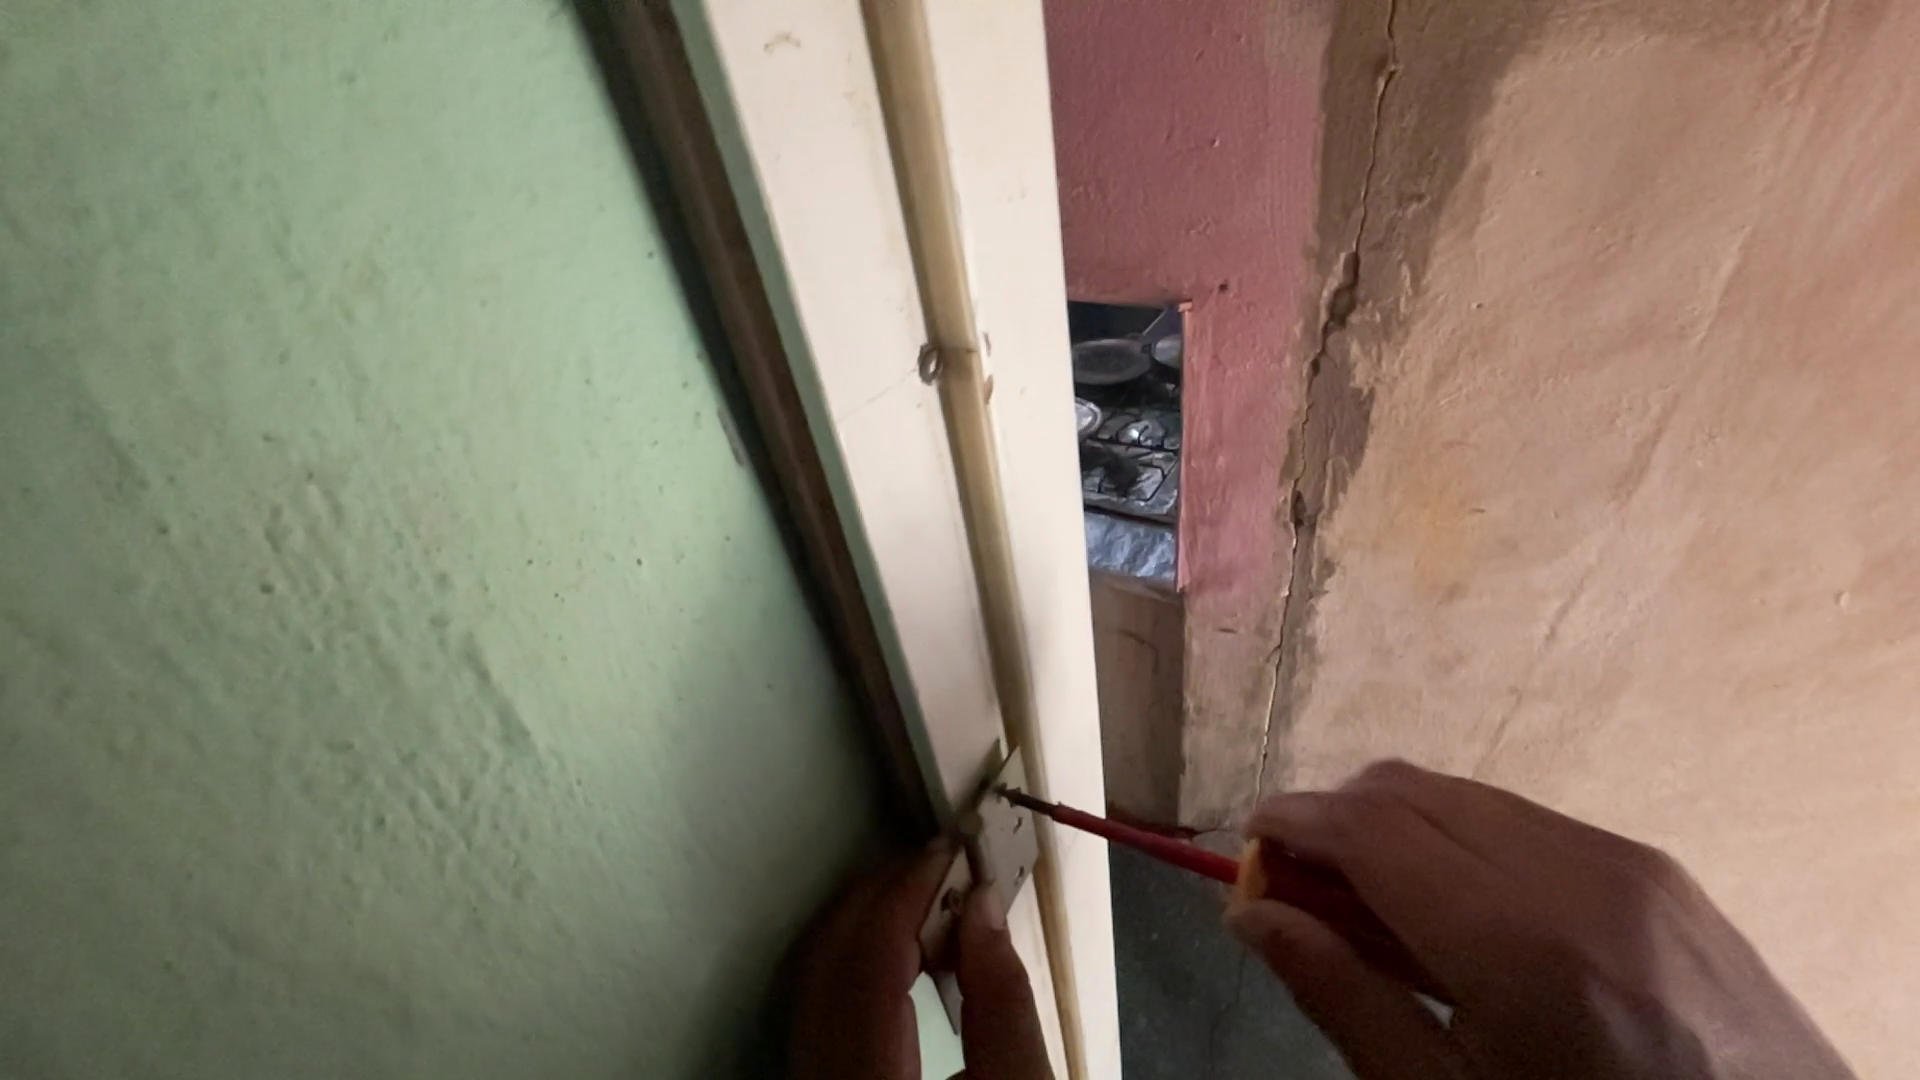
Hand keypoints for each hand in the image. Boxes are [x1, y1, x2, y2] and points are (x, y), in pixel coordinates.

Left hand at [788, 842, 1051, 1079]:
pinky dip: (859, 957)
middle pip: (826, 960)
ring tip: (930, 896)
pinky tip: (905, 948)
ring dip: (869, 921)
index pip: (867, 962)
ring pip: (814, 978)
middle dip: (883, 895)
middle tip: (942, 865)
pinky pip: (820, 1002)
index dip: (907, 894)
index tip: (950, 851)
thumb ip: (1002, 998)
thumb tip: (981, 902)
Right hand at [1228, 761, 1855, 1079]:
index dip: (1290, 820)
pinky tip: (1455, 905)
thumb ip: (1338, 996)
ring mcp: (1625, 859)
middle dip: (1330, 818)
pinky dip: (1449, 834)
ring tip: (1377, 899)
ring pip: (1451, 791)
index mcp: (1526, 948)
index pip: (1368, 829)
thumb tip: (1248, 912)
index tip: (1249, 844)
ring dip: (1386, 822)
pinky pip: (1509, 813)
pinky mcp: (1653, 862)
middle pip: (1401, 789)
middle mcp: (1576, 874)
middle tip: (1303, 883)